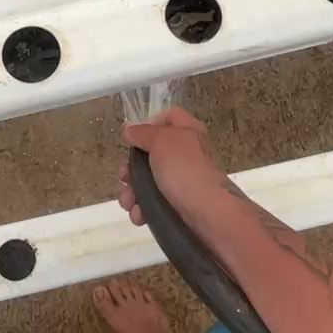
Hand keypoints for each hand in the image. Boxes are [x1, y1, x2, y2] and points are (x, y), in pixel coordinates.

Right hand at [117, 107, 235, 225]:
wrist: (209, 213)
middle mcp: (187, 153)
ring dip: (133, 191)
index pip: (169, 117)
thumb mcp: (161, 142)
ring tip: (128, 202)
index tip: (133, 139)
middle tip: (124, 177)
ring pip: (150, 180)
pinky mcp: (181, 203)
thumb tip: (128, 129)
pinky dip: (143, 208)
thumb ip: (143, 133)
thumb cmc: (185, 170)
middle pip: (152, 152)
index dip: (149, 124)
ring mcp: (184, 179)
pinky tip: (138, 216)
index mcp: (188, 132)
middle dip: (132, 167)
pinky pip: (156, 201)